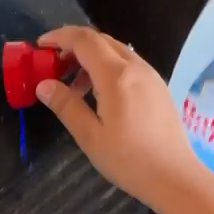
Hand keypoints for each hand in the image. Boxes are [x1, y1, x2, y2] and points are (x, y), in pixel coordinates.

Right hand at [36, 26, 210, 209]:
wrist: (174, 176)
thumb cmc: (128, 160)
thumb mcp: (90, 136)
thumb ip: (66, 106)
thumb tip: (43, 85)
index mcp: (116, 75)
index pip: (84, 40)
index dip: (59, 37)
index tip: (40, 47)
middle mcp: (136, 67)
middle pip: (101, 41)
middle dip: (73, 47)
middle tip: (53, 68)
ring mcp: (151, 76)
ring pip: (116, 52)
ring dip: (91, 60)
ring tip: (74, 87)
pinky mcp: (158, 88)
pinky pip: (129, 66)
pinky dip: (108, 70)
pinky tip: (99, 96)